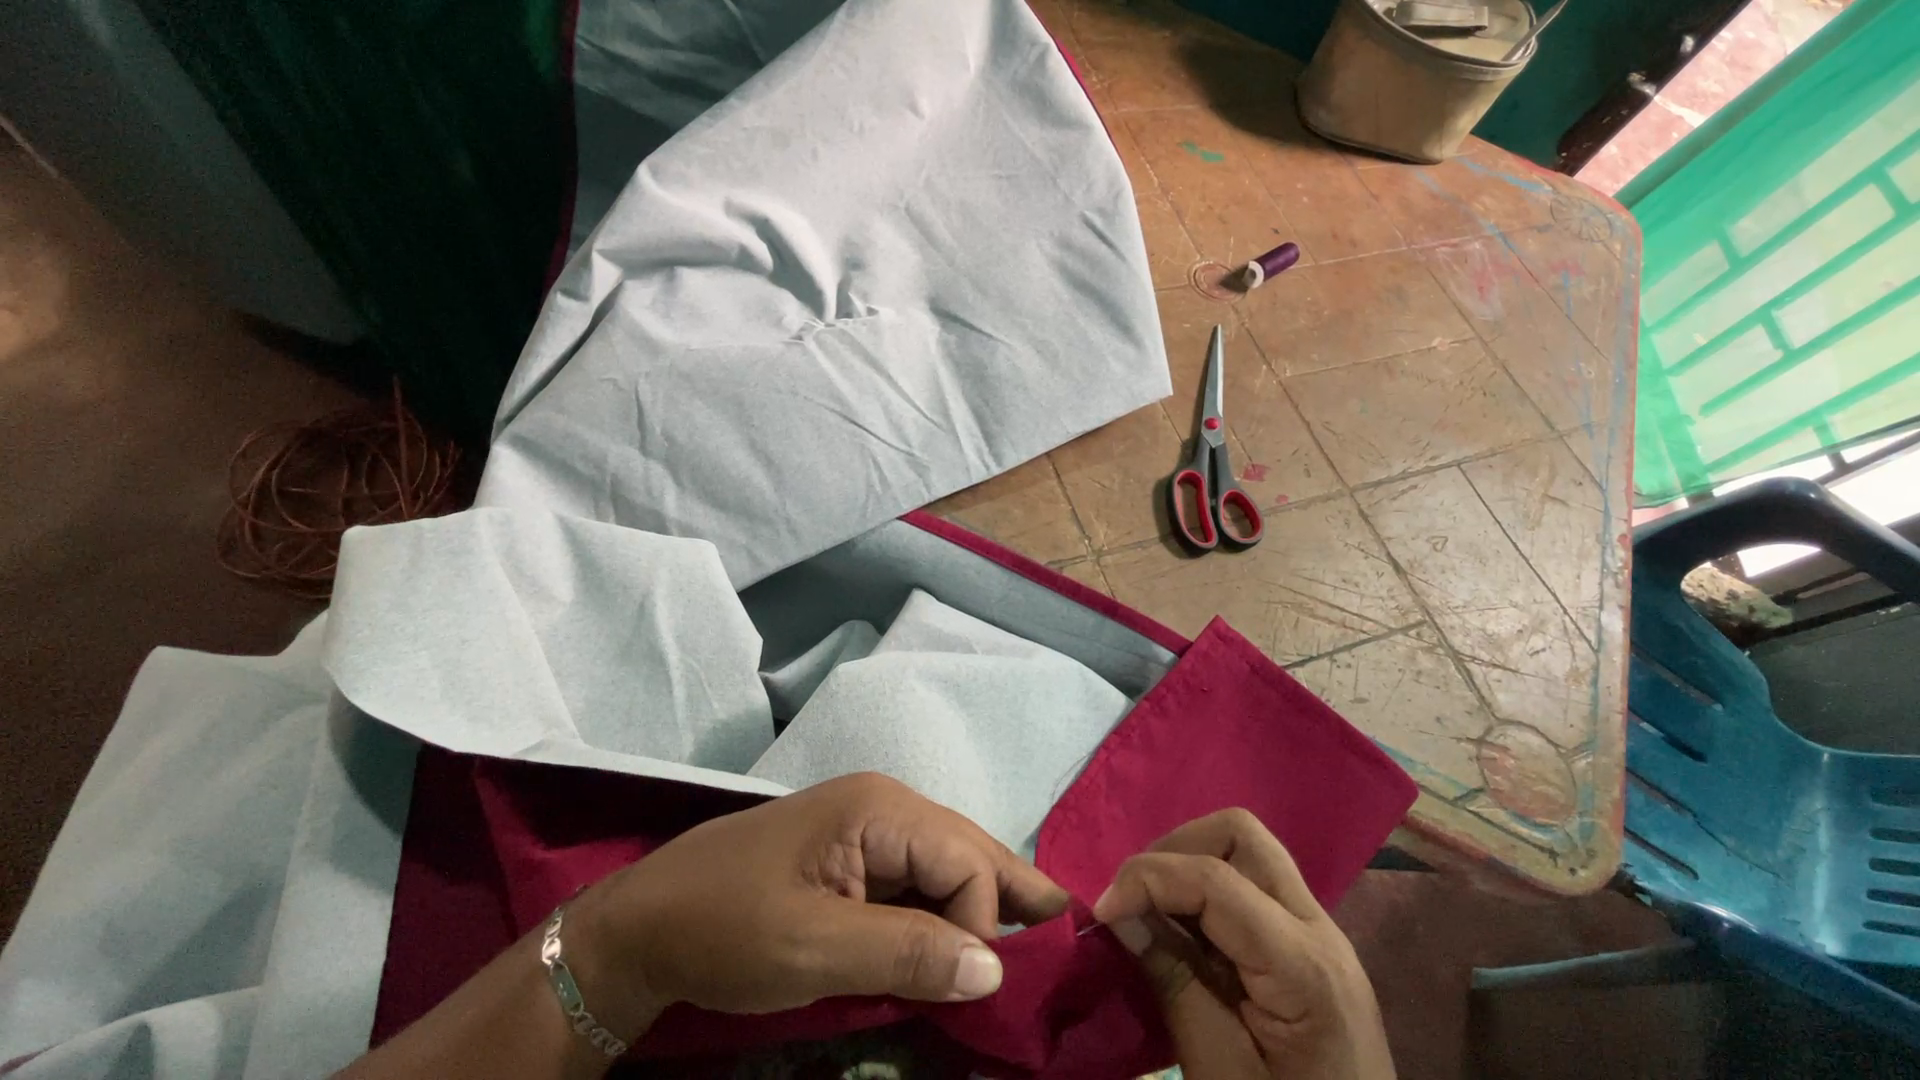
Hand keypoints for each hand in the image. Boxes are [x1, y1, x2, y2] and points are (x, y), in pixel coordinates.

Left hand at [566, 772, 1070, 1038]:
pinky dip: (946, 915)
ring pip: (949, 866)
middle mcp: (885, 806)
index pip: (967, 861)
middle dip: (1010, 900)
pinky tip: (969, 942)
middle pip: (969, 851)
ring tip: (1035, 944)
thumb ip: (906, 952)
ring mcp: (868, 829)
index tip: (974, 988)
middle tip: (1066, 946)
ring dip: (982, 910)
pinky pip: (918, 882)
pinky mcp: (853, 858)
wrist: (643, 925)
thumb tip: (996, 968)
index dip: (983, 924)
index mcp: (879, 808)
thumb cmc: (724, 928)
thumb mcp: (813, 949)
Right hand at [1093, 810, 1393, 1079]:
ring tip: (1153, 915)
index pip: (1215, 879)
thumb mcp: (1220, 1069)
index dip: (1147, 879)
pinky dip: (1205, 891)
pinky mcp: (1309, 944)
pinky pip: (1251, 884)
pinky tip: (1182, 934)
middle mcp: (1319, 927)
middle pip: (1240, 834)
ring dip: (1189, 865)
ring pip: (1246, 849)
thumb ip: (1173, 984)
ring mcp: (1319, 931)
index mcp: (1303, 965)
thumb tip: (1119, 917)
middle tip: (1135, 900)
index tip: (1101, 912)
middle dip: (1175, 851)